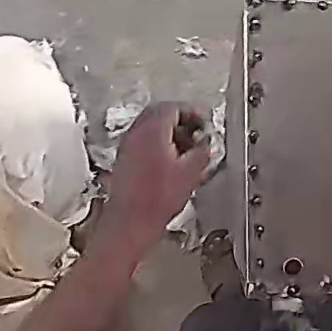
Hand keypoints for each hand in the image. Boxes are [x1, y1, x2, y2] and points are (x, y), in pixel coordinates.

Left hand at [98, 103, 211, 263]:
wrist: (131, 223)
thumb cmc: (155, 200)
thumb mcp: (191, 172)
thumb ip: (202, 151)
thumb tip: (206, 144)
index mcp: (151, 131)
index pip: (172, 108)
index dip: (192, 111)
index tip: (203, 119)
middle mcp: (135, 135)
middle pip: (159, 114)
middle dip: (181, 120)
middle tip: (197, 130)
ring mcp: (127, 148)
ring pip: (150, 129)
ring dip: (171, 133)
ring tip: (188, 147)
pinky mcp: (125, 162)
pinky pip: (144, 143)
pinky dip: (160, 145)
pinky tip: (173, 162)